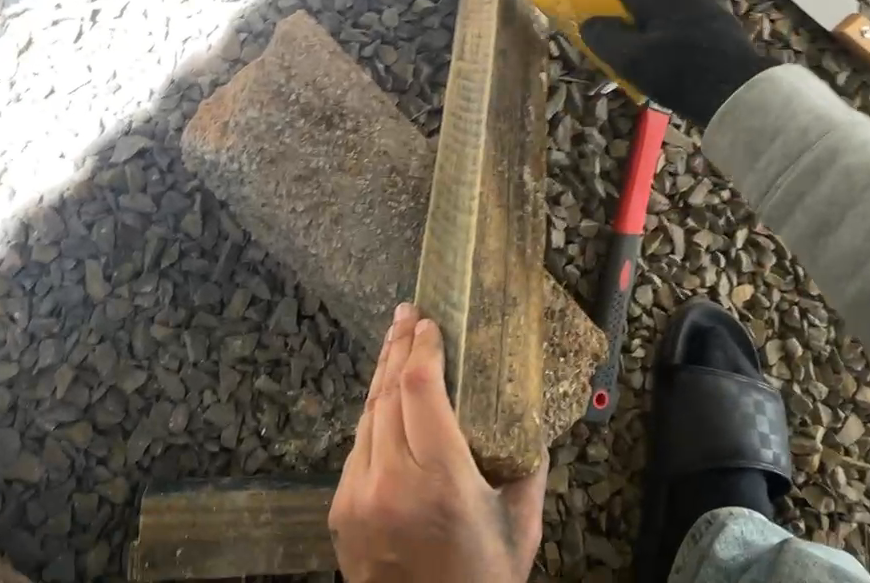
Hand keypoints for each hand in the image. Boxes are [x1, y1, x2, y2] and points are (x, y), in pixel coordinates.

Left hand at [329, 304, 544, 582]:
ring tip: (396, 342)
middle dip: (399, 348)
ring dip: (382, 374)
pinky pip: (358, 446)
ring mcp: (358, 496)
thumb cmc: (483, 580)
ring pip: (367, 414)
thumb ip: (528, 465)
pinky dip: (373, 414)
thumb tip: (528, 411)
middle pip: (388, 392)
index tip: (430, 322)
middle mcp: (392, 482)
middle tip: (408, 314)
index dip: (423, 349)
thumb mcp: (520, 526)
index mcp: (442, 483)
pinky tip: (385, 396)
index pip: (420, 390)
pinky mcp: (341, 509)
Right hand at [579, 0, 774, 128]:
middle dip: (611, 12)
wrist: (741, 97)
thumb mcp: (631, 59)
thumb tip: (588, 23)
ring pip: (655, 8)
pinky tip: (652, 57)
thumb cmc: (681, 74)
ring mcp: (703, 5)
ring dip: (633, 24)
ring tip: (623, 50)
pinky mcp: (714, 25)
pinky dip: (654, 32)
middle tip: (596, 36)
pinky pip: (673, 21)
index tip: (571, 10)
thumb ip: (602, 37)